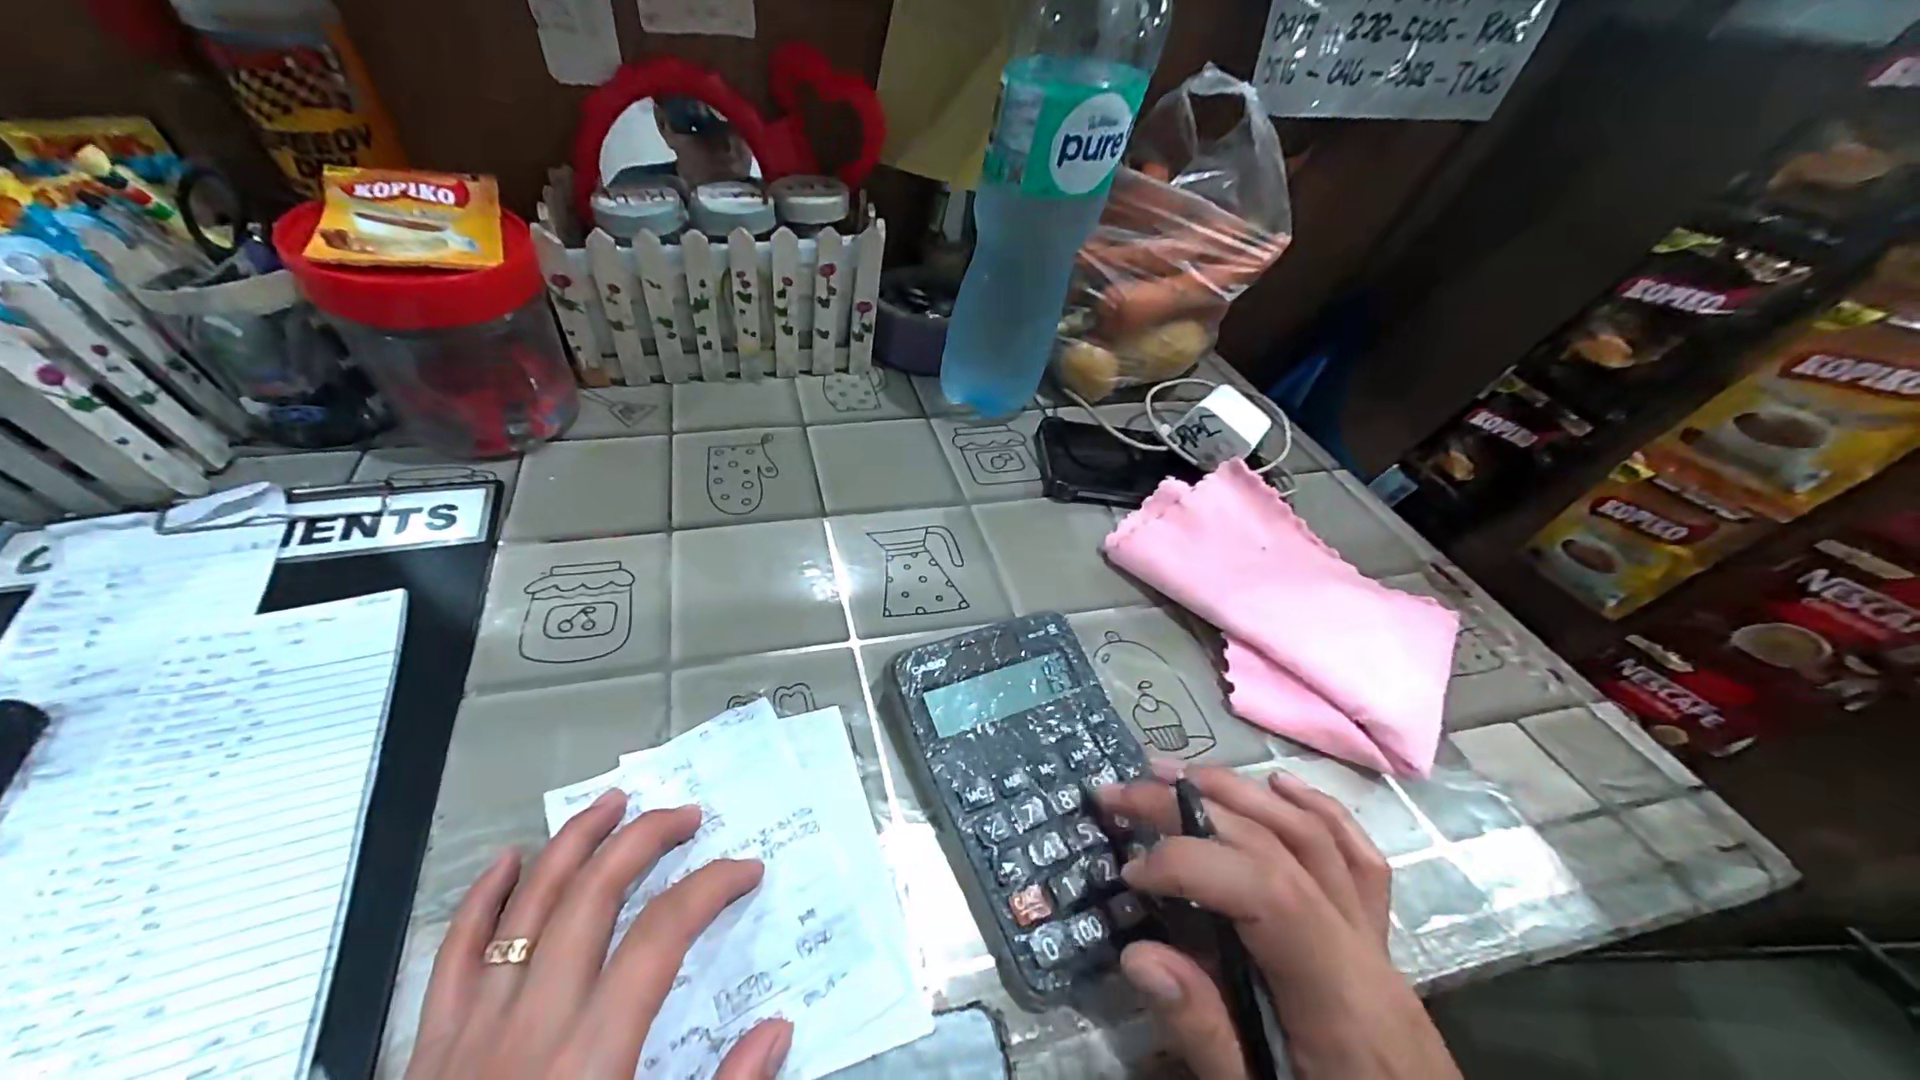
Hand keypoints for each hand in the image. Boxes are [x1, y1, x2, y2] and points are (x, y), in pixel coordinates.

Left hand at [405, 790, 791, 1079]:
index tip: (747, 870)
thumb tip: (779, 1027)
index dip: (713, 886)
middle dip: (647, 840)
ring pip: (527, 907)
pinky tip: (509, 860)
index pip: (664, 933)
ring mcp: (471, 1032)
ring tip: (614, 801)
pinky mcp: (427, 1052)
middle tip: (687, 814)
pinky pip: (453, 957)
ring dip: (574, 843)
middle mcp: (533, 1024)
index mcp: (593, 1054)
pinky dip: (484, 900)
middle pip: (596, 896)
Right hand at [1097, 767, 1461, 1079]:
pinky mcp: (1379, 941)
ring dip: (1240, 792)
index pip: (1268, 892)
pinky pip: (1357, 858)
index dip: (1192, 863)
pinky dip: (1315, 810)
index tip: (1131, 872)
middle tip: (1122, 793)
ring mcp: (1378, 941)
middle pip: (1277, 846)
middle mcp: (1364, 953)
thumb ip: (1204, 1034)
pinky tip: (1278, 784)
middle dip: (1191, 807)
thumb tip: (1138, 954)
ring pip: (1313, 837)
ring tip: (1177, 773)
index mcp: (1338, 999)